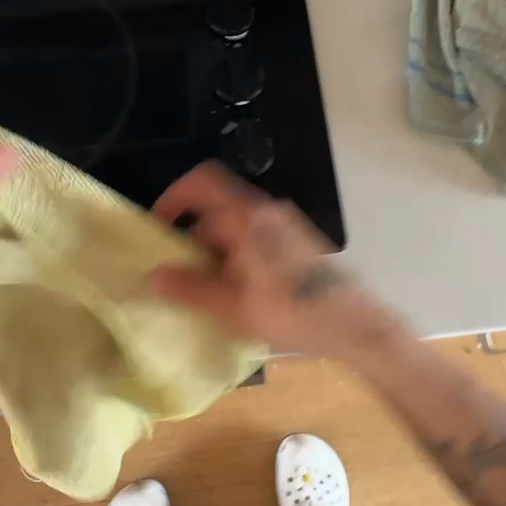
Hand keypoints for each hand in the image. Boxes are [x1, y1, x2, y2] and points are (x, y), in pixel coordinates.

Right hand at [145, 162, 401, 359]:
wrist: (353, 323)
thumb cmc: (291, 311)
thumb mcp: (233, 307)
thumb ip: (189, 289)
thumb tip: (152, 275)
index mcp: (246, 216)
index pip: (201, 182)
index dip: (173, 197)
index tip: (158, 227)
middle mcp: (265, 210)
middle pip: (216, 211)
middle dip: (194, 242)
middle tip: (184, 281)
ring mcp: (284, 224)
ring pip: (235, 228)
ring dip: (216, 254)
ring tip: (213, 295)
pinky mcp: (296, 241)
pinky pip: (255, 238)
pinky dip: (238, 258)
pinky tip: (242, 295)